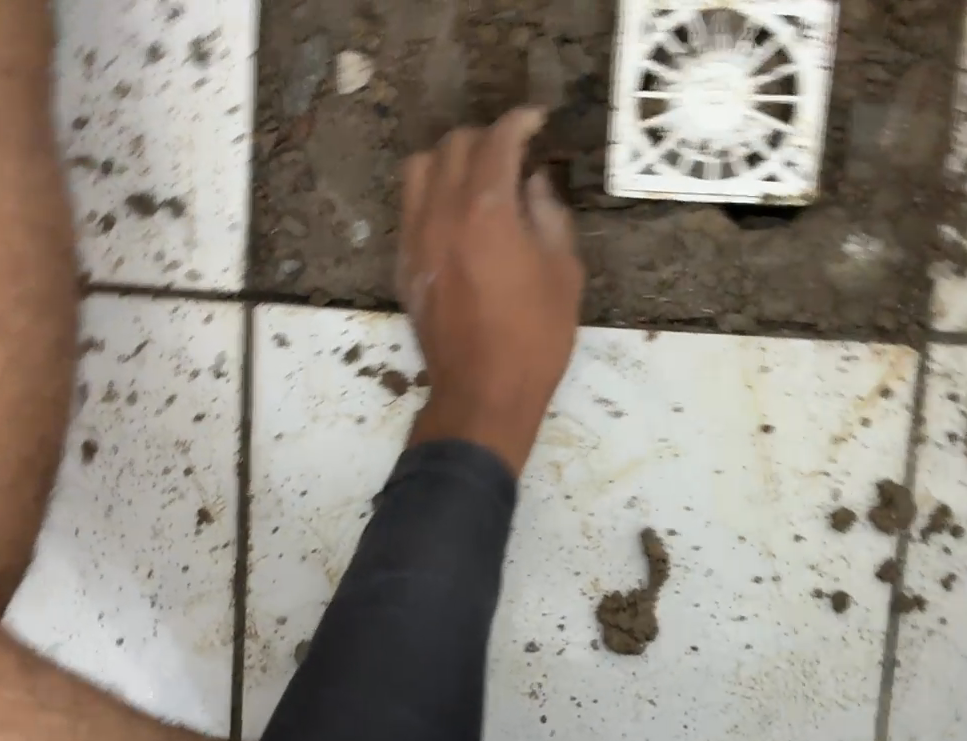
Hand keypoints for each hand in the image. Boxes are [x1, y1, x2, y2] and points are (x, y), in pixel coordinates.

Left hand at [397, 107, 583, 474]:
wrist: (482, 393)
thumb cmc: (535, 339)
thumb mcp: (563, 274)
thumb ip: (550, 216)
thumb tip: (534, 183)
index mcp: (487, 210)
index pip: (497, 139)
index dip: (520, 122)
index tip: (536, 122)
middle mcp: (442, 213)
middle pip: (453, 146)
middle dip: (486, 139)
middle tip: (513, 156)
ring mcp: (415, 239)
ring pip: (418, 169)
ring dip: (448, 161)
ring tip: (475, 179)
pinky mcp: (403, 266)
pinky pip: (408, 209)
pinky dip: (430, 196)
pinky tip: (454, 217)